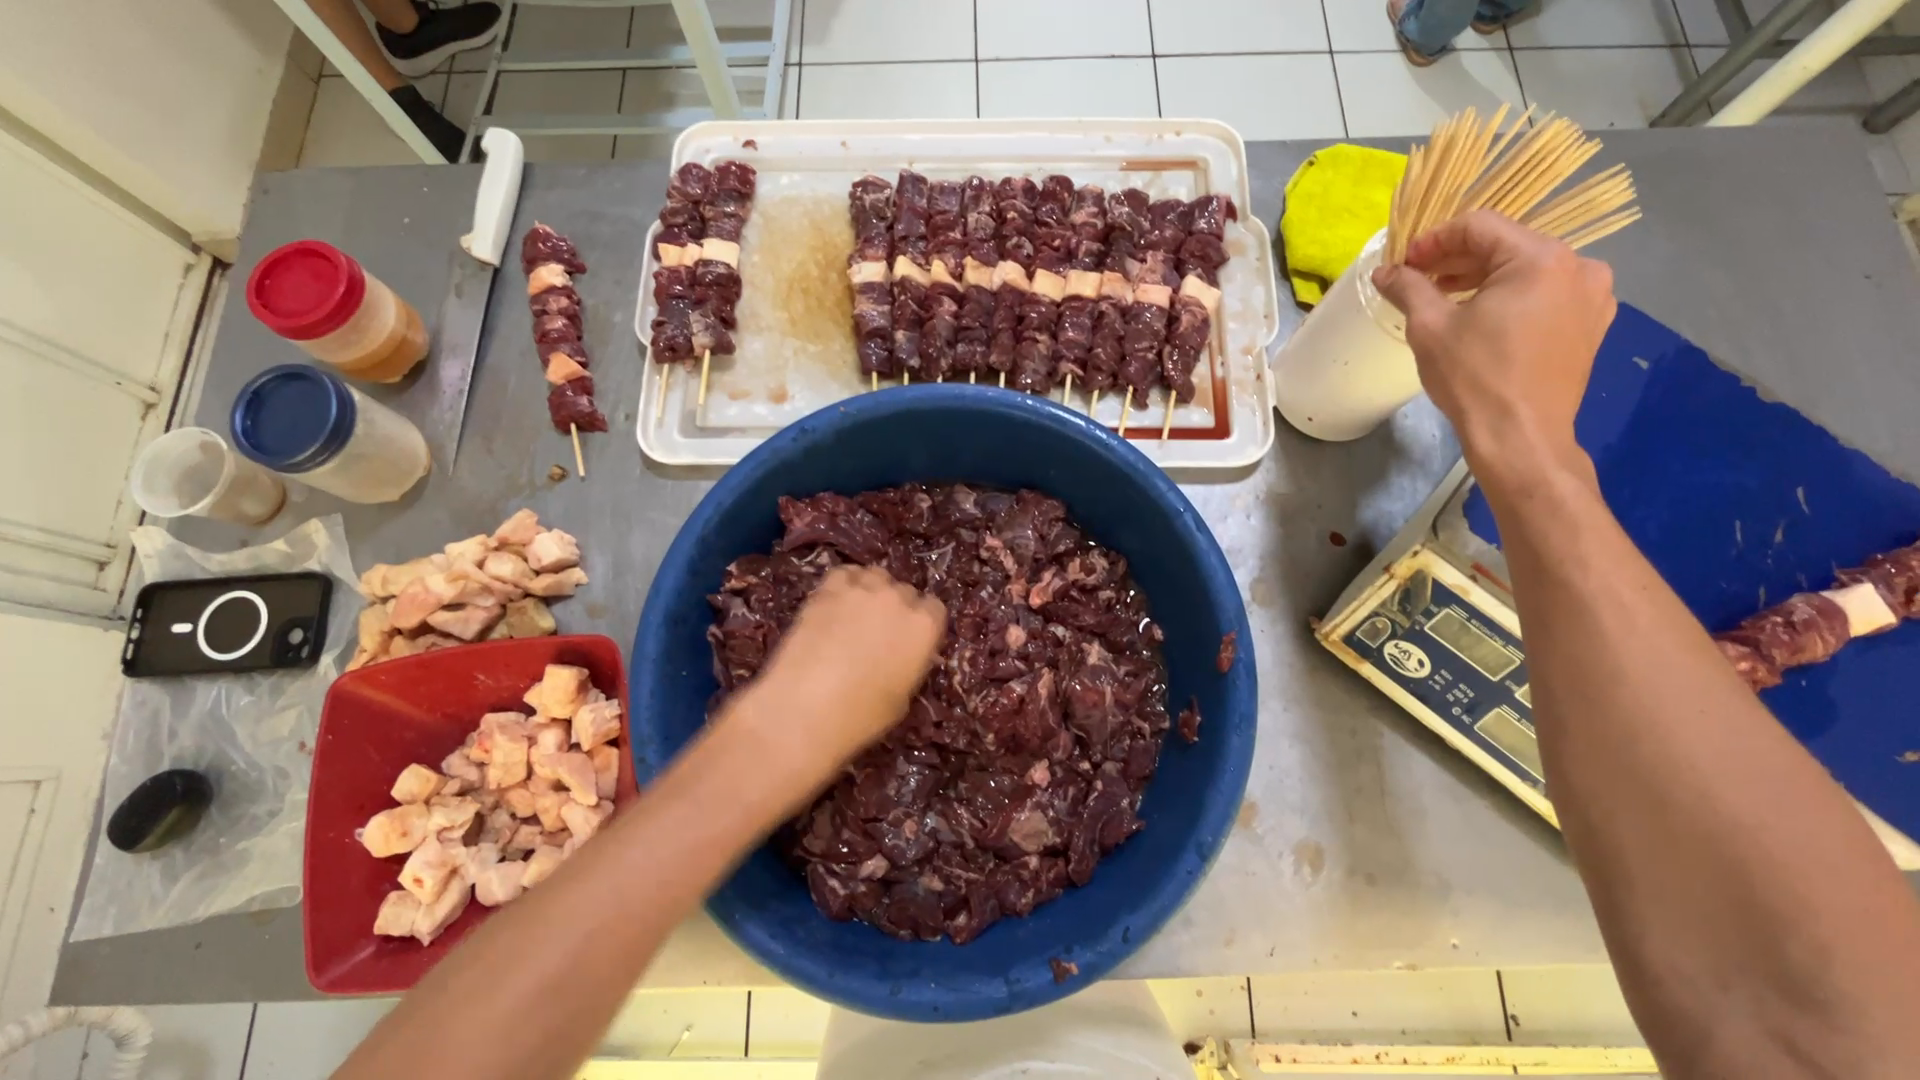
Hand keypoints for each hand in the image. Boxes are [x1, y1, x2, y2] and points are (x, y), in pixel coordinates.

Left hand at [727, 565, 946, 774]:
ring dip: (872, 590)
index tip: (910, 639)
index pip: (934, 609)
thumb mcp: (902, 697)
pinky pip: (844, 574)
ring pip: (876, 576)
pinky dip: (845, 584)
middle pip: (905, 591)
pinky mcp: (828, 589)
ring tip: (857, 613)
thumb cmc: (861, 715)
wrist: (805, 707)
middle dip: (897, 608)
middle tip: (880, 632)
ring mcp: (862, 590)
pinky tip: (837, 603)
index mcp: (924, 627)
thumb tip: (905, 655)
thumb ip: (910, 664)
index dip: (922, 623)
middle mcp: (898, 599)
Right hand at [1371, 211, 1614, 489]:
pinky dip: (1513, 297)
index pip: (1479, 226)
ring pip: (1528, 269)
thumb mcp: (1430, 328)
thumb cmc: (1474, 378)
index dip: (1435, 239)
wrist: (1521, 436)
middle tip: (1420, 282)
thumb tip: (1385, 271)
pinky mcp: (1592, 324)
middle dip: (1458, 259)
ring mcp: (1592, 296)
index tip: (1405, 265)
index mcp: (1540, 258)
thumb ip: (1409, 288)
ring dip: (1484, 278)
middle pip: (1507, 245)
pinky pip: (1547, 294)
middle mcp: (1578, 266)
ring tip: (1448, 301)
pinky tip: (1485, 320)